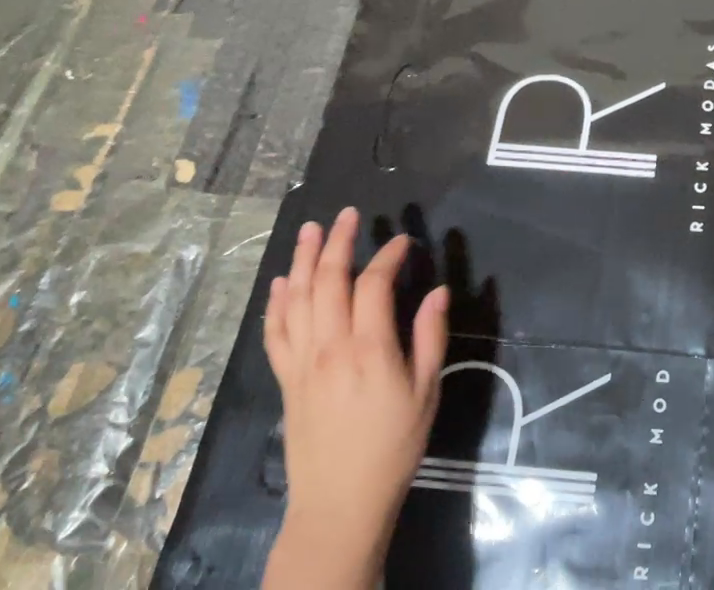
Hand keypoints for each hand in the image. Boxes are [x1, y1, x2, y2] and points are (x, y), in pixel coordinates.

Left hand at [262, 208, 447, 589]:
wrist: (341, 500)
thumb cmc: (395, 445)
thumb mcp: (427, 391)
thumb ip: (430, 337)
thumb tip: (437, 291)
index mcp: (369, 348)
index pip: (372, 284)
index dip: (387, 256)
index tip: (403, 241)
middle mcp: (329, 347)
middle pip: (327, 281)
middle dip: (337, 242)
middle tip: (348, 214)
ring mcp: (301, 362)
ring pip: (297, 298)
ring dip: (303, 260)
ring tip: (311, 230)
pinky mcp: (286, 379)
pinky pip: (275, 332)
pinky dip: (277, 302)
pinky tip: (282, 282)